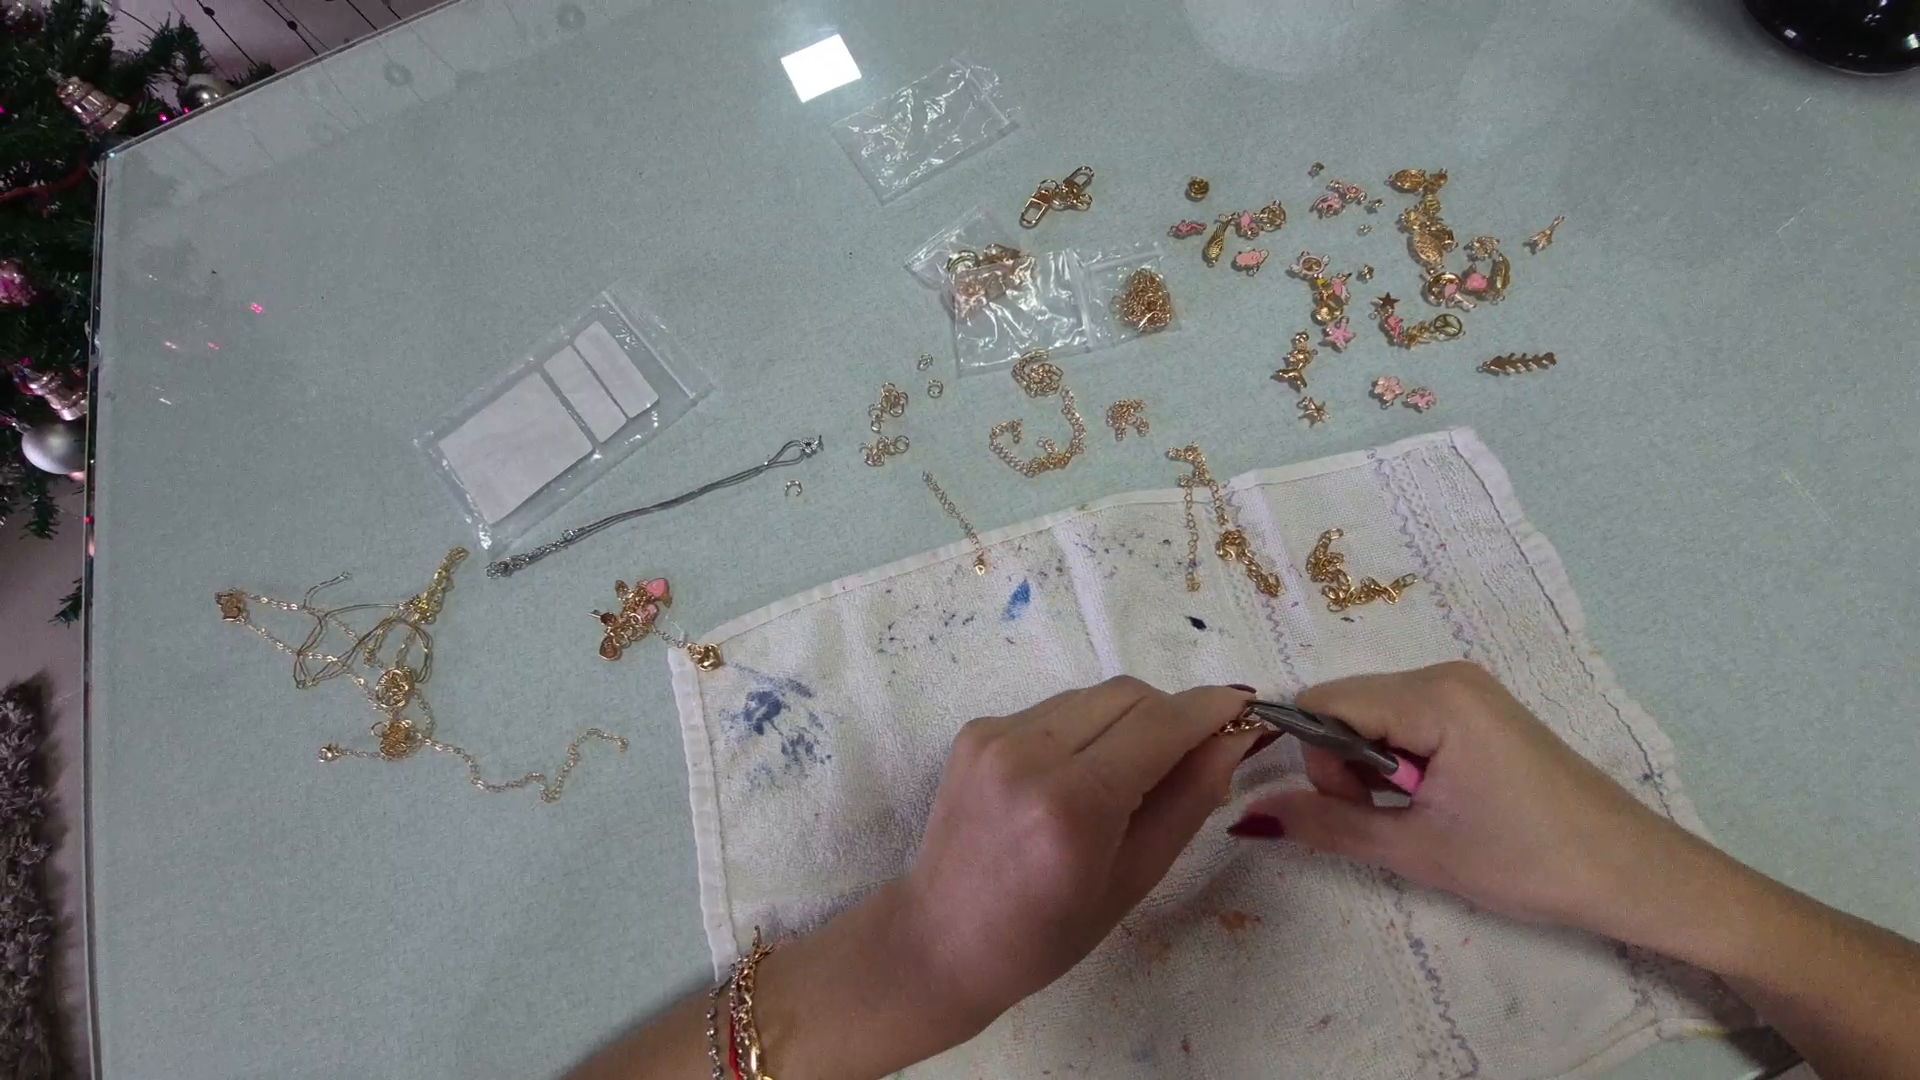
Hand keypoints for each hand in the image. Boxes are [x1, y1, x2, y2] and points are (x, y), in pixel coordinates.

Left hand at [898, 677, 1258, 1032]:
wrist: (942, 937)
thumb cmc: (1047, 933)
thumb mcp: (1134, 879)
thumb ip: (1188, 800)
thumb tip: (1231, 738)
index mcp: (1072, 804)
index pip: (1158, 725)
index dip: (1208, 708)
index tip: (1243, 705)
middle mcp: (1028, 753)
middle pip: (1126, 694)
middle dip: (1169, 713)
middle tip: (1187, 753)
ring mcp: (994, 734)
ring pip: (1090, 696)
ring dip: (1125, 719)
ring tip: (1124, 773)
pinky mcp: (975, 728)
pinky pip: (1052, 709)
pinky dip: (1082, 728)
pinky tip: (1075, 772)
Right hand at [1237, 662, 1703, 939]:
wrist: (1646, 879)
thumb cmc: (1532, 864)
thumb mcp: (1417, 851)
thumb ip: (1326, 825)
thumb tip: (1249, 815)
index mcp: (1433, 697)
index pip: (1323, 704)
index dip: (1318, 758)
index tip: (1353, 807)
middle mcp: (1443, 673)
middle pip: (1343, 704)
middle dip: (1343, 762)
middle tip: (1387, 815)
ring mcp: (1461, 684)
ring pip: (1366, 710)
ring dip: (1368, 762)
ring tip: (1416, 809)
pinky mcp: (1472, 702)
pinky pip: (1397, 714)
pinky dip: (1393, 754)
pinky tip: (1432, 792)